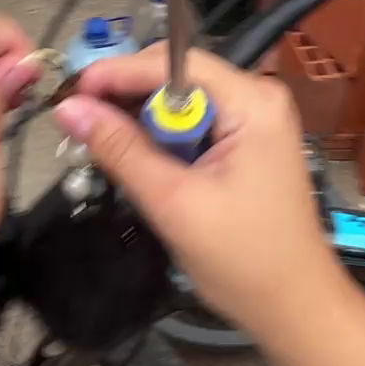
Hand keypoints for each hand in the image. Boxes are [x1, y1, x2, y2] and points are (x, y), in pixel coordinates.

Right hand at [52, 47, 346, 337]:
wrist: (294, 304)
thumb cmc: (245, 259)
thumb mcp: (173, 202)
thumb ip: (120, 150)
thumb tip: (70, 109)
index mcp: (253, 103)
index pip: (175, 61)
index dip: (120, 71)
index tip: (75, 92)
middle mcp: (259, 99)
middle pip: (177, 76)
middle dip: (128, 97)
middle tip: (83, 126)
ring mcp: (256, 120)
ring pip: (181, 100)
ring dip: (142, 121)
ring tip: (105, 148)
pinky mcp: (248, 142)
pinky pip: (195, 123)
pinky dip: (163, 139)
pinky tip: (139, 161)